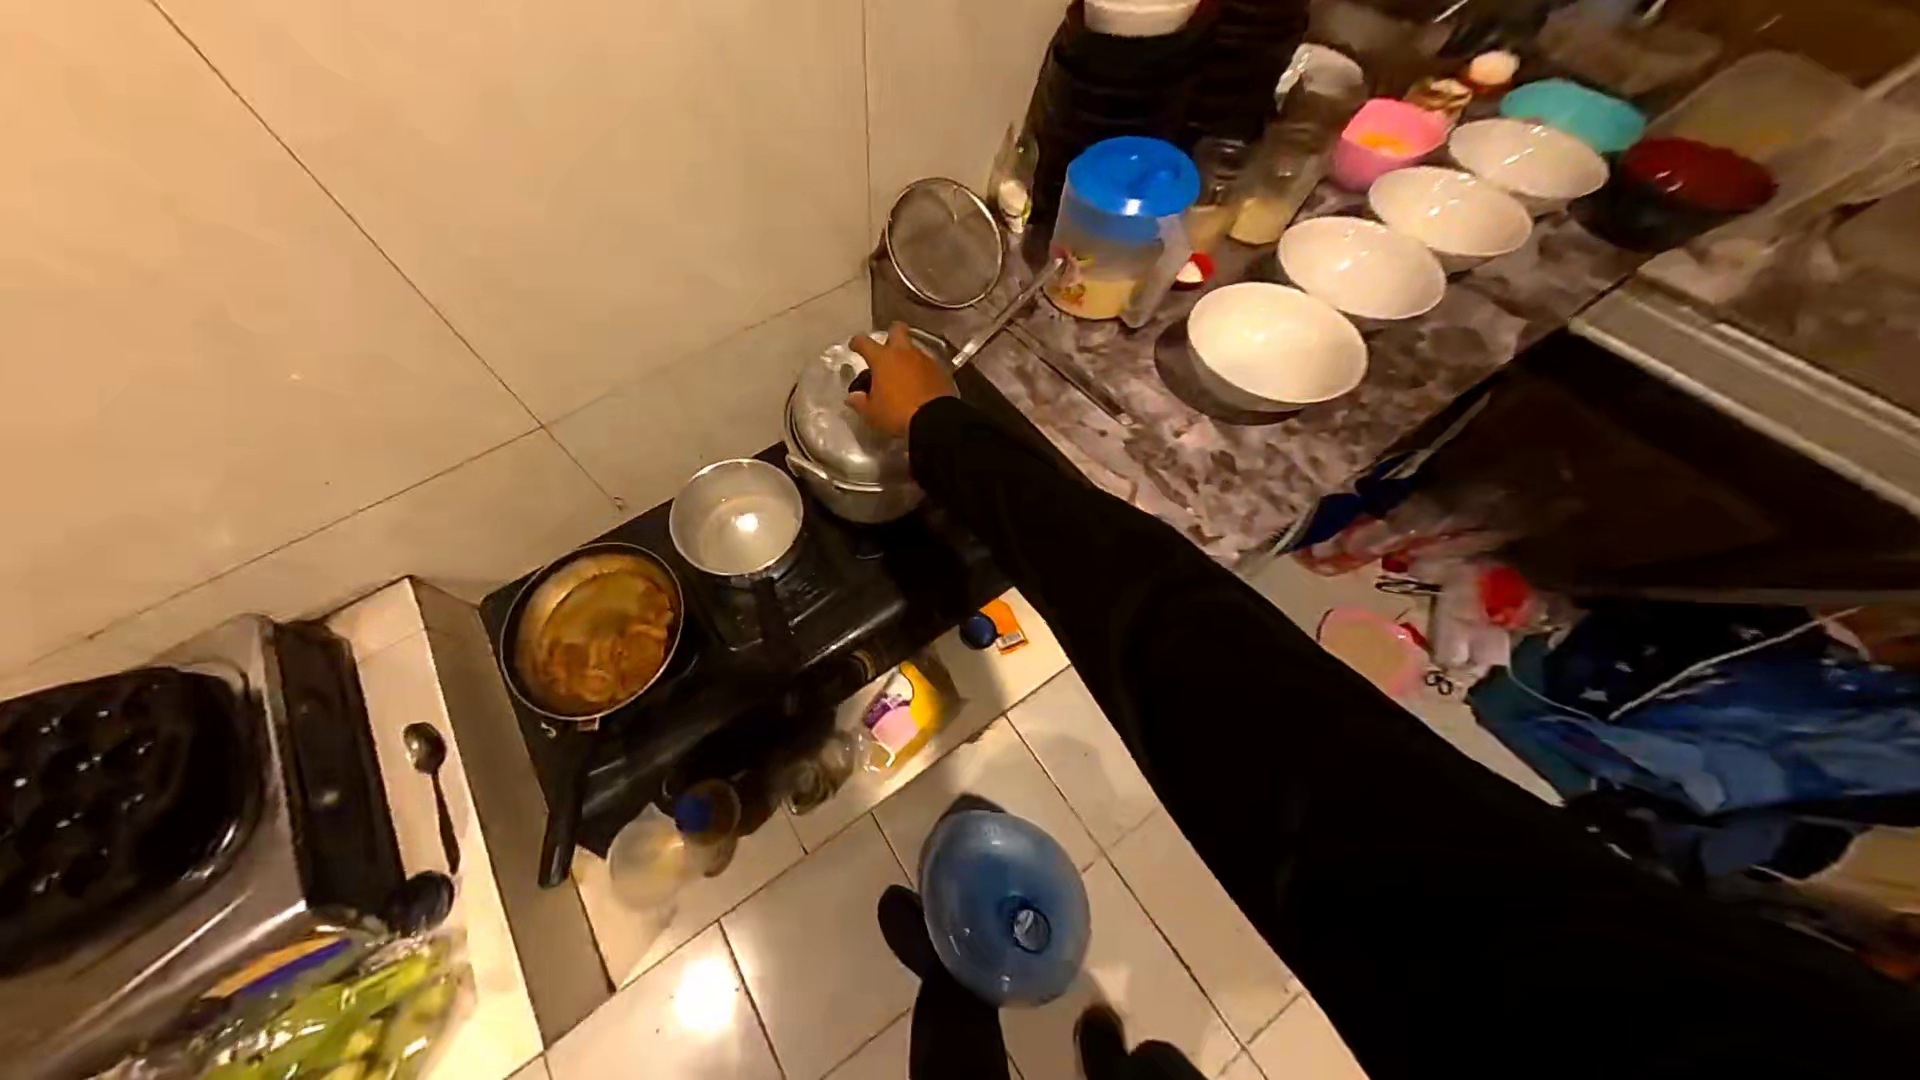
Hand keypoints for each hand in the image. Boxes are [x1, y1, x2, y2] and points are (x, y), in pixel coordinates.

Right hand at [847, 322, 957, 437]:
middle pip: (897, 330)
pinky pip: (928, 364)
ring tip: (905, 372)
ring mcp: (925, 360)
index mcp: (883, 359)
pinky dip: (922, 370)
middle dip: (891, 334)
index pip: (865, 342)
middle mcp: (904, 353)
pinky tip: (921, 383)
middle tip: (887, 348)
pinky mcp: (941, 371)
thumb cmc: (897, 413)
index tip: (854, 345)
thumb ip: (860, 402)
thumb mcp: (872, 413)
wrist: (934, 420)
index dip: (857, 342)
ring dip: (908, 356)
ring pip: (914, 348)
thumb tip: (853, 396)